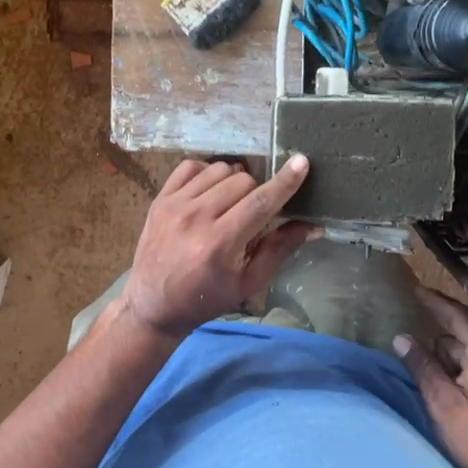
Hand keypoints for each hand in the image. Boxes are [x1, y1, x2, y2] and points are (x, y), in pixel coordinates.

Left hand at [119, 155, 313, 337]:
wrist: (154, 305)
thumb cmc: (207, 298)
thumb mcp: (248, 282)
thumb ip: (280, 249)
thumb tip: (313, 224)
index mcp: (220, 243)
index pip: (260, 202)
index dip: (285, 182)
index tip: (301, 162)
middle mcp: (196, 218)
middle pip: (243, 181)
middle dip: (256, 193)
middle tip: (251, 214)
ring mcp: (175, 205)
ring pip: (219, 169)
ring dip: (233, 182)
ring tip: (230, 204)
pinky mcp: (160, 199)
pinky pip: (191, 166)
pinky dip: (206, 173)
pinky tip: (208, 192)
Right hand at [395, 288, 467, 467]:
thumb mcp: (443, 406)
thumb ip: (423, 368)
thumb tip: (402, 337)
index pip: (458, 317)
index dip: (435, 302)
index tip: (415, 289)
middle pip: (465, 335)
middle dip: (440, 346)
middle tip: (421, 365)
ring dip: (453, 363)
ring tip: (442, 395)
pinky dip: (465, 371)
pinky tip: (457, 395)